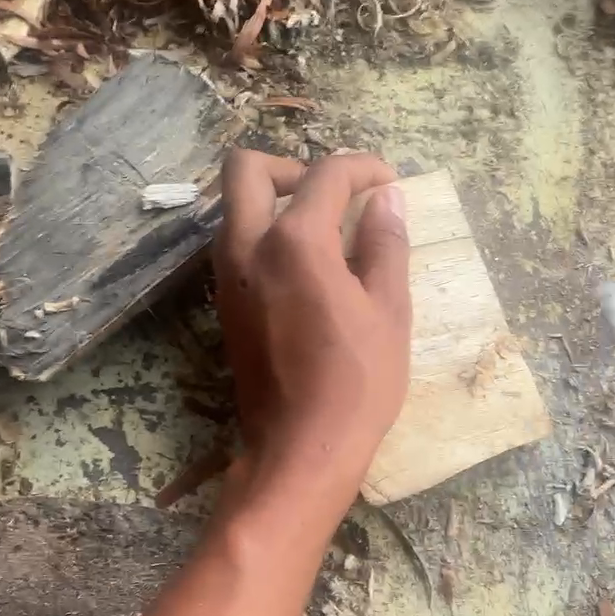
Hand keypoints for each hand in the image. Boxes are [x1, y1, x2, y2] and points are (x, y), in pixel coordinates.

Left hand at [213, 150, 411, 497]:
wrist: (302, 448)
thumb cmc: (357, 384)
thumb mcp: (389, 313)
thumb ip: (386, 246)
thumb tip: (389, 200)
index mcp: (295, 242)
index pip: (326, 175)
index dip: (363, 168)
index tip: (389, 183)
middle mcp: (248, 248)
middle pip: (248, 170)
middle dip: (293, 167)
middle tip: (334, 197)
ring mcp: (228, 279)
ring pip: (234, 208)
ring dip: (274, 202)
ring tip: (324, 234)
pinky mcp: (225, 308)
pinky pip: (236, 246)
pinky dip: (265, 237)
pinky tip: (305, 272)